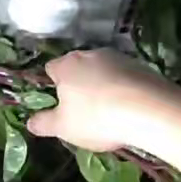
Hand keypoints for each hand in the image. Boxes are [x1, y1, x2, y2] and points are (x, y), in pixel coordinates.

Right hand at [26, 50, 180, 152]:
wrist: (150, 110)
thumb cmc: (96, 117)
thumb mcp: (62, 127)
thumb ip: (43, 123)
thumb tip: (30, 121)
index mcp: (66, 65)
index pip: (50, 69)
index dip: (52, 85)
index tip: (58, 103)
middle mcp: (90, 54)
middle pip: (78, 67)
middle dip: (78, 84)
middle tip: (81, 110)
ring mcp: (119, 57)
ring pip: (102, 71)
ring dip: (102, 86)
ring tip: (108, 112)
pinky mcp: (142, 66)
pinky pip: (124, 77)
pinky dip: (122, 89)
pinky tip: (128, 110)